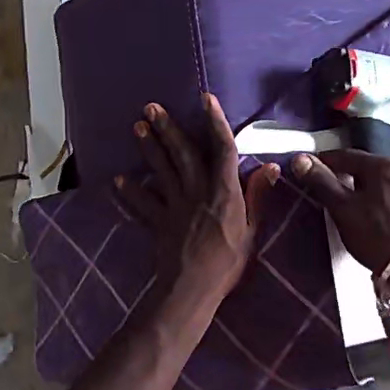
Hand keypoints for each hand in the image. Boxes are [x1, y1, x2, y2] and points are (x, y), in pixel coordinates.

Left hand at [116, 94, 278, 297]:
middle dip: (167, 128)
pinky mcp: (158, 222)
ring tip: (137, 127)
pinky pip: (142, 204)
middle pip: (182, 153)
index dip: (215, 122)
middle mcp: (197, 191)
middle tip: (151, 107)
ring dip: (149, 148)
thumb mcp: (253, 230)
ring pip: (160, 170)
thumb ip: (259, 196)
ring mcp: (174, 205)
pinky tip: (118, 180)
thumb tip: (271, 166)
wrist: (191, 290)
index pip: (222, 149)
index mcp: (223, 191)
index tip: (206, 99)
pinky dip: (129, 192)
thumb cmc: (228, 262)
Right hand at [289, 147, 389, 274]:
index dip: (327, 160)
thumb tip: (300, 159)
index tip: (312, 165)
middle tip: (348, 175)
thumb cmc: (377, 236)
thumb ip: (322, 182)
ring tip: (376, 183)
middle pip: (380, 156)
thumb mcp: (343, 209)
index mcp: (385, 165)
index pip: (349, 155)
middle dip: (362, 161)